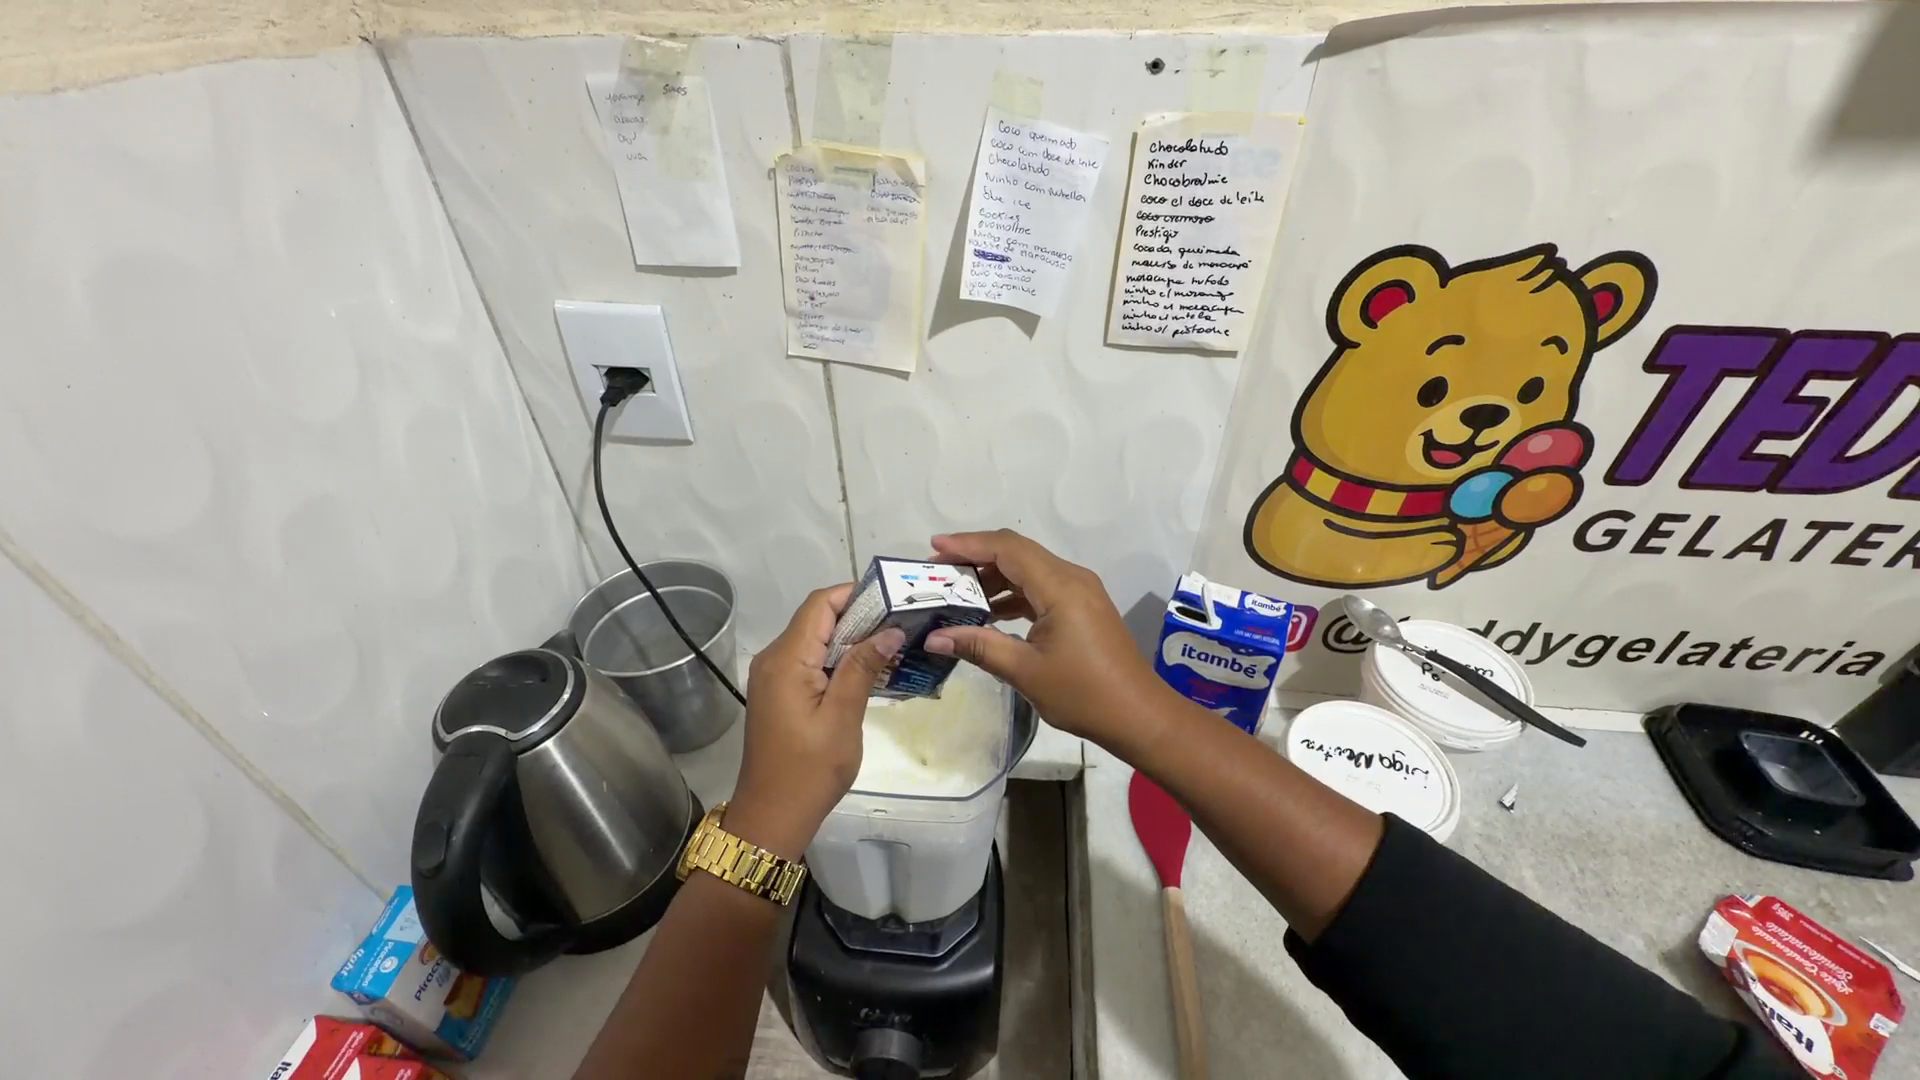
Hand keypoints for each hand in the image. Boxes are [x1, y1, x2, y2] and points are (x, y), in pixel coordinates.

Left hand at [728, 585, 903, 858]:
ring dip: (850, 637)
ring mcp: (773, 676)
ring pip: (814, 639)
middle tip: (902, 621)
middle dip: (858, 615)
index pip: (820, 604)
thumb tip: (890, 630)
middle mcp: (773, 658)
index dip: (855, 594)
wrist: (771, 817)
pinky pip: (809, 660)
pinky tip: (867, 669)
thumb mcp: (842, 717)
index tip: (893, 600)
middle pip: (817, 618)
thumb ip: (862, 668)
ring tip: (892, 643)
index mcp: (786, 659)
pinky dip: (837, 658)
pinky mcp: (778, 693)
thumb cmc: (809, 770)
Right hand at [923, 529, 1173, 749]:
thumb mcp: (1025, 671)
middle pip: (1017, 552)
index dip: (968, 545)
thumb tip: (934, 638)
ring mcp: (1080, 591)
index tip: (933, 550)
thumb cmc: (1084, 694)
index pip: (1007, 549)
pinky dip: (1012, 594)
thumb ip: (979, 647)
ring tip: (956, 594)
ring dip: (993, 577)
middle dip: (975, 558)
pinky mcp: (1082, 607)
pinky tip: (988, 613)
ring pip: (1028, 569)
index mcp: (1060, 587)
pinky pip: (1040, 587)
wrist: (1139, 715)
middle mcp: (1072, 578)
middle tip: (937, 574)